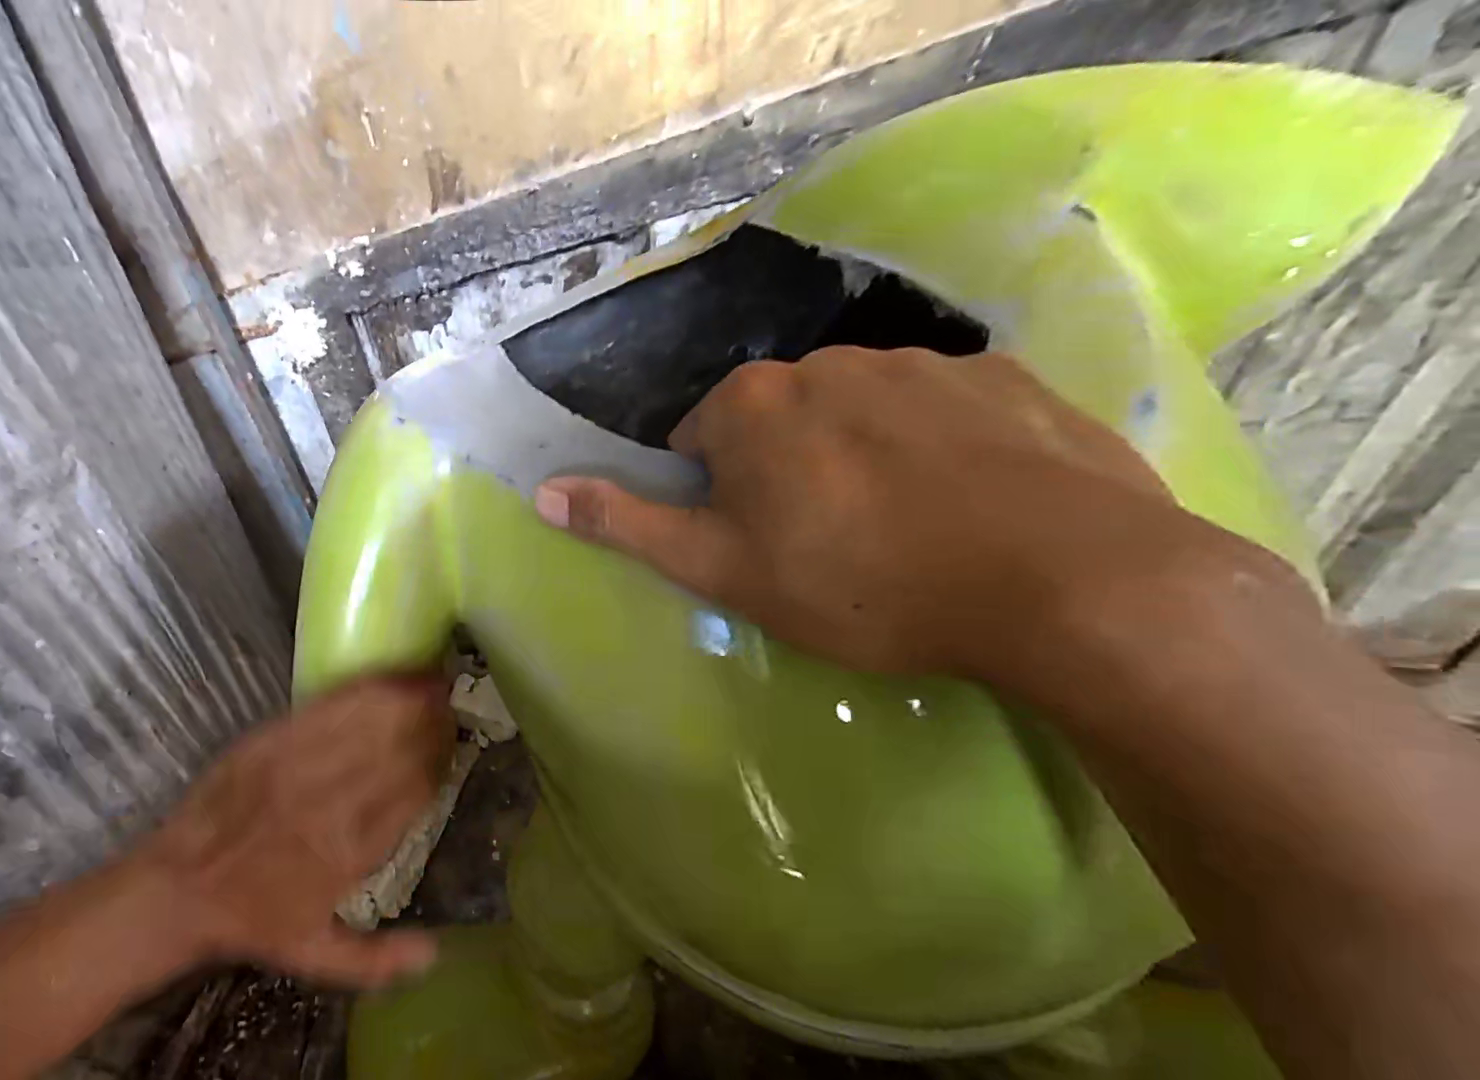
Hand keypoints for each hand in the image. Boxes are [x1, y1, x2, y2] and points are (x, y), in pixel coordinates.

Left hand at [132, 676, 453, 986]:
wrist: (180, 886)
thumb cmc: (254, 918)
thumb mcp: (314, 956)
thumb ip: (377, 958)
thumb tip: (435, 952)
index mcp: (353, 850)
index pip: (416, 792)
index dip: (442, 762)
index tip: (454, 745)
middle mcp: (336, 803)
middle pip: (402, 750)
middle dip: (435, 724)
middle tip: (451, 707)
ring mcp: (304, 766)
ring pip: (374, 721)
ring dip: (411, 699)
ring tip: (435, 683)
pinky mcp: (276, 740)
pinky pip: (334, 706)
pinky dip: (369, 689)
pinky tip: (392, 678)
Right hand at [534, 347, 1303, 684]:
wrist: (1055, 581)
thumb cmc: (858, 582)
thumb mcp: (721, 568)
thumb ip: (627, 523)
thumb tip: (543, 491)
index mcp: (753, 404)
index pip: (702, 438)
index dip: (719, 495)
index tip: (757, 544)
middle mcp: (828, 361)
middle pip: (779, 419)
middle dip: (785, 471)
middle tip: (826, 546)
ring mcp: (923, 362)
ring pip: (859, 412)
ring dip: (859, 457)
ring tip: (901, 530)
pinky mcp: (1005, 378)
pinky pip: (940, 411)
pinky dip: (935, 448)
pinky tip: (965, 504)